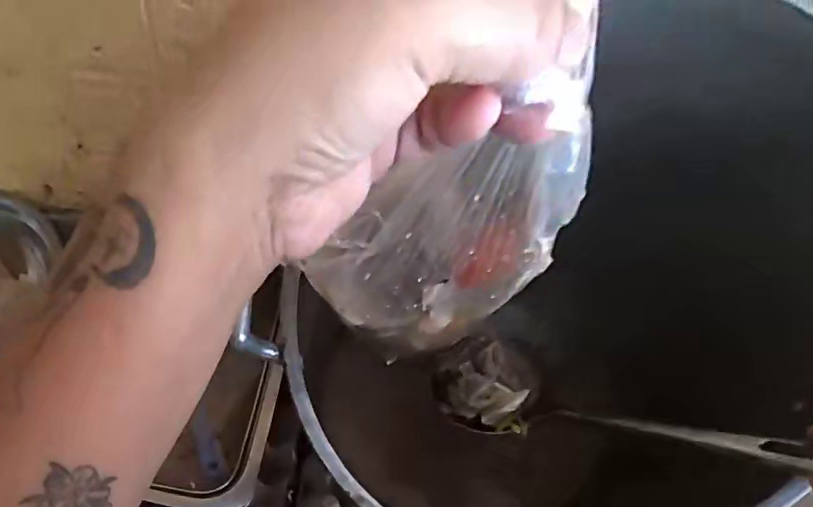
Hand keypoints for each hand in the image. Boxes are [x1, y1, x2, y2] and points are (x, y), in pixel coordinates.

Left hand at [132, 0, 590, 263]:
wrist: (243, 184)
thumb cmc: (315, 77)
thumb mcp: (417, 18)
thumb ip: (503, 20)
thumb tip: (564, 44)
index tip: (569, 26)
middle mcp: (374, 5)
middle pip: (474, 13)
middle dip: (527, 35)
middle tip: (563, 71)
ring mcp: (373, 66)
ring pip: (464, 63)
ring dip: (506, 82)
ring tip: (537, 110)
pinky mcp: (374, 128)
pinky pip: (438, 114)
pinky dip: (465, 117)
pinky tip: (483, 122)